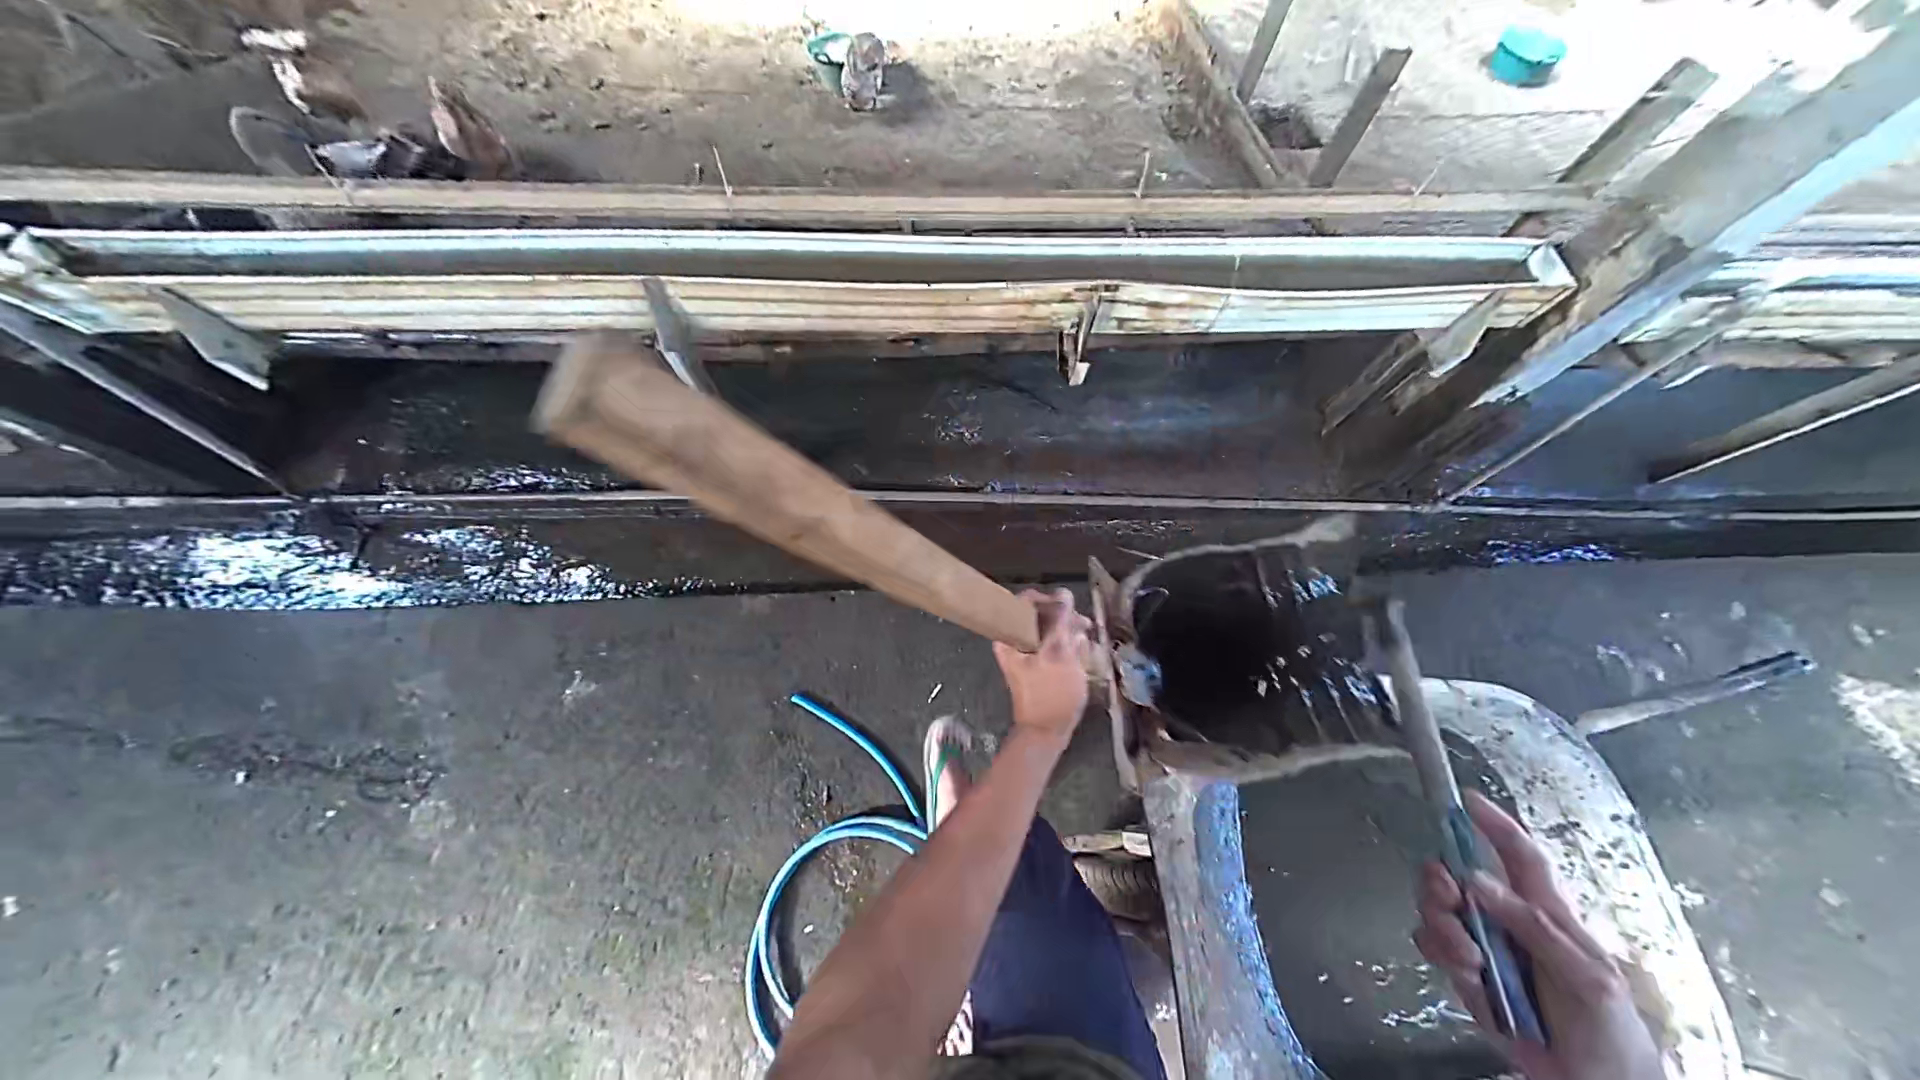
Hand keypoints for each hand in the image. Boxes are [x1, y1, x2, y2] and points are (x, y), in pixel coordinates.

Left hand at [992, 588, 1091, 741]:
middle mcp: (1014, 640)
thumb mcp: (1058, 654)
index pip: (1027, 601)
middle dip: (1065, 618)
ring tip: (1085, 643)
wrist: (1046, 732)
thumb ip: (1061, 621)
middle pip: (1040, 614)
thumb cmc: (1051, 693)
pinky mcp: (1037, 664)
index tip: (1070, 609)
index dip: (1050, 600)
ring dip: (1069, 632)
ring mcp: (1026, 652)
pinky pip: (1053, 644)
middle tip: (1083, 626)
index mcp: (1010, 635)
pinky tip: (1082, 653)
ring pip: (1050, 629)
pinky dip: (1067, 645)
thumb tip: (1064, 593)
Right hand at [1413, 791, 1663, 1079]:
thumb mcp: (1588, 978)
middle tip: (1447, 899)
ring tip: (1468, 959)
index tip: (1467, 800)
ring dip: (1442, 927)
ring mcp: (1484, 945)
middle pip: (1456, 876)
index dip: (1495, 825)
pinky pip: (1434, 945)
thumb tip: (1476, 879)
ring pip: (1437, 908)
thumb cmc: (1609, 1031)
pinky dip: (1442, 956)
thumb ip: (1534, 927)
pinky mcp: (1465, 972)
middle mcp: (1506, 919)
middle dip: (1441, 882)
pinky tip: (1467, 976)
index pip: (1519, 856)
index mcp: (1545, 912)